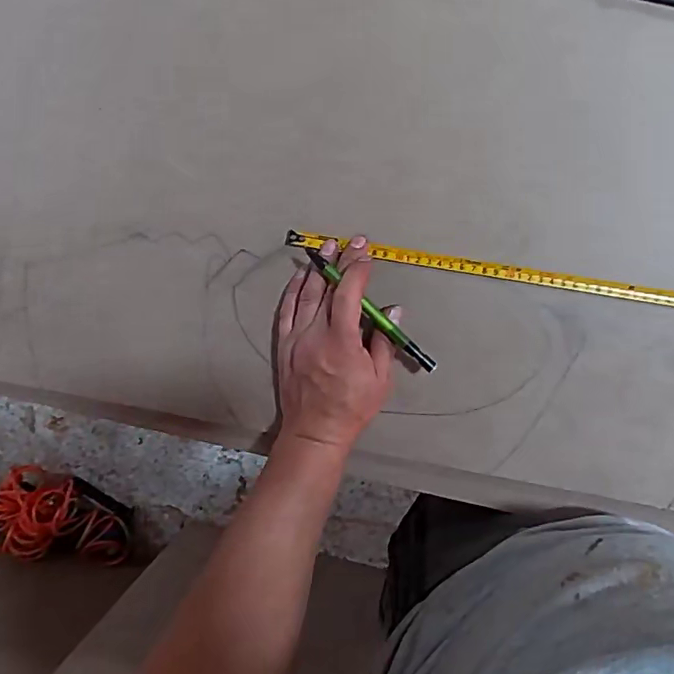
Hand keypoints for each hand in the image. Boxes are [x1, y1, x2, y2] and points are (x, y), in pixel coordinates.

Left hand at [272, 236, 398, 451]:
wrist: (314, 431)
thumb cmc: (351, 408)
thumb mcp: (380, 379)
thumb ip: (383, 341)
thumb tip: (389, 311)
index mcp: (341, 341)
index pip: (349, 294)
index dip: (358, 269)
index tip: (366, 255)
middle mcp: (315, 334)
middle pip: (328, 288)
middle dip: (341, 261)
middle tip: (352, 242)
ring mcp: (296, 338)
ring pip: (306, 294)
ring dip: (318, 268)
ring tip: (327, 248)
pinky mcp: (284, 344)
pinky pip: (286, 309)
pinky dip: (294, 289)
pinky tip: (301, 276)